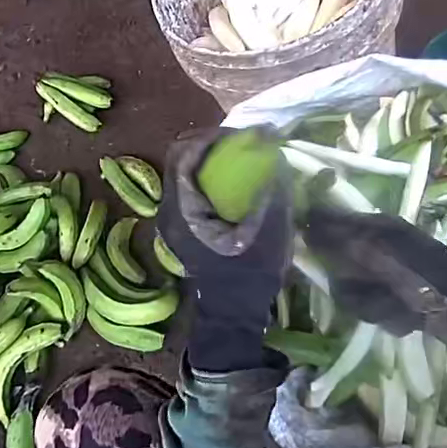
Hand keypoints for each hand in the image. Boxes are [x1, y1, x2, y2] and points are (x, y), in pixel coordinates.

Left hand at [160, 128, 294, 372]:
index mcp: (182, 210)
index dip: (209, 137)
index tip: (239, 132)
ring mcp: (173, 217)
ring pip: (184, 171)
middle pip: (180, 159)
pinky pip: (191, 186)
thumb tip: (277, 154)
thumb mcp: (267, 233)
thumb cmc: (249, 276)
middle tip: (241, 139)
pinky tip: (236, 175)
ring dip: (209, 158)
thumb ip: (272, 191)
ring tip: (241, 152)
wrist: (233, 314)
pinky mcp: (183, 224)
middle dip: (209, 143)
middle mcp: (168, 210)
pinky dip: (210, 174)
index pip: (183, 156)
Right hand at [303, 206, 446, 372]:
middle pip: (334, 261)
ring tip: (399, 310)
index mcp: (377, 226)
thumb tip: (306, 226)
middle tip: (372, 292)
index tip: (312, 256)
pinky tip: (409, 321)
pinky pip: (371, 309)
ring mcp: (388, 274)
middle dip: (350, 282)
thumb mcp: (387, 259)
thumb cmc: (439, 286)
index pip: (327, 220)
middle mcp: (378, 245)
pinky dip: (386, 318)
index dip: (315, 236)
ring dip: (371, 304)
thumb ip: (344, 242)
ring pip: (350, 289)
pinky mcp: (398, 300)